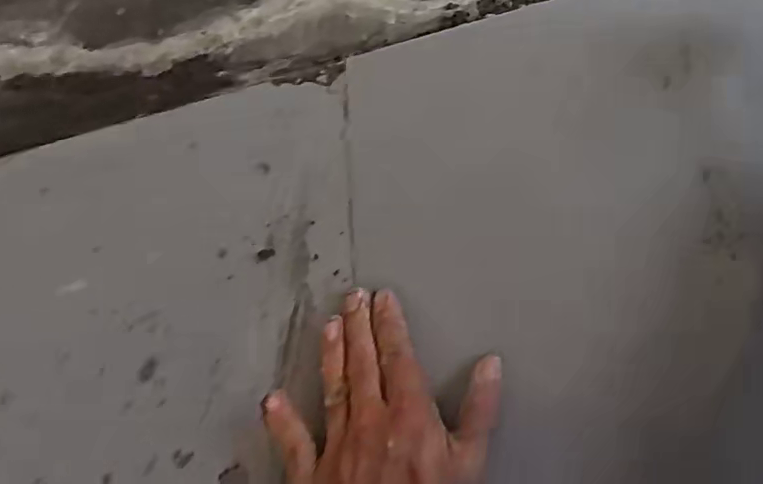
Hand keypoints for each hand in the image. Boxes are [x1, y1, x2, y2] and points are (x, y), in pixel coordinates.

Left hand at [262, 288, 501, 483]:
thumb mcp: (469, 462)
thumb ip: (481, 410)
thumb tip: (491, 364)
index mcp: (409, 414)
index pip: (399, 356)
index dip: (391, 324)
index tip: (385, 299)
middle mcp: (370, 423)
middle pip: (364, 364)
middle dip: (359, 327)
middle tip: (354, 297)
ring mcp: (336, 450)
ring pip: (333, 390)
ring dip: (331, 355)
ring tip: (328, 326)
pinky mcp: (309, 480)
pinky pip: (293, 446)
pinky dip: (281, 422)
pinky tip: (272, 400)